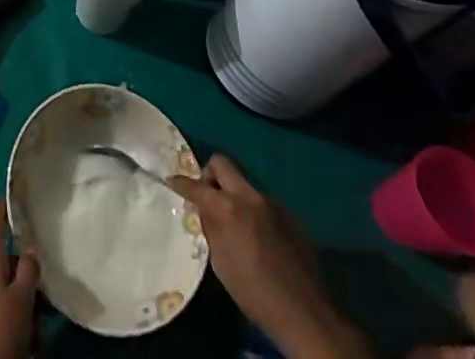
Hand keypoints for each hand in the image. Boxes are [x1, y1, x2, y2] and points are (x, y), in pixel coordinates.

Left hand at [0, 199, 40, 358]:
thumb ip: (29, 268)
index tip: (13, 190)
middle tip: (47, 280)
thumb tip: (29, 249)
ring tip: (44, 316)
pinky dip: (18, 310)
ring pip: (8, 283)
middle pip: (7, 257)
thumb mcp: (22, 295)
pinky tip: (32, 332)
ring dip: (26, 295)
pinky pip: (3, 301)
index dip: (3, 205)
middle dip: (27, 268)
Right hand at [169, 155, 368, 358]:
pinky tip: (256, 237)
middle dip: (209, 175)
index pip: (197, 186)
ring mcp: (272, 202)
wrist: (302, 310)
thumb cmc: (253, 292)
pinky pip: (261, 201)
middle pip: (222, 164)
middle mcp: (250, 196)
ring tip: (233, 224)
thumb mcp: (220, 262)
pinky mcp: (288, 213)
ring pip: (243, 184)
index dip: (181, 183)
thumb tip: (203, 210)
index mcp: (229, 209)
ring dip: (233, 195)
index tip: (172, 182)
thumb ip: (210, 228)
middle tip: (207, 198)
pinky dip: (251, 210)